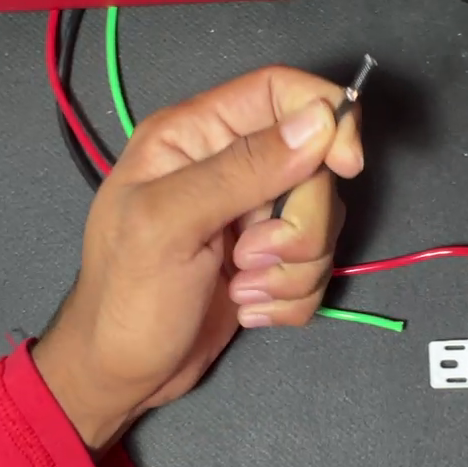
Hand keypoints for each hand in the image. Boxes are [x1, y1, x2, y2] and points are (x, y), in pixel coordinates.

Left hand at [34, 66, 362, 448]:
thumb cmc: (128, 297)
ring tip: (239, 291)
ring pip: (322, 225)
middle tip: (249, 259)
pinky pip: (315, 268)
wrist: (121, 376)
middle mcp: (230, 168)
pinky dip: (291, 298)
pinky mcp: (270, 264)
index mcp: (196, 136)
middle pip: (315, 168)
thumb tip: (321, 120)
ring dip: (291, 271)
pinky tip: (246, 310)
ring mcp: (253, 218)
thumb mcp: (172, 224)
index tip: (346, 166)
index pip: (280, 90)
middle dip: (299, 226)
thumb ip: (243, 169)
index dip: (327, 117)